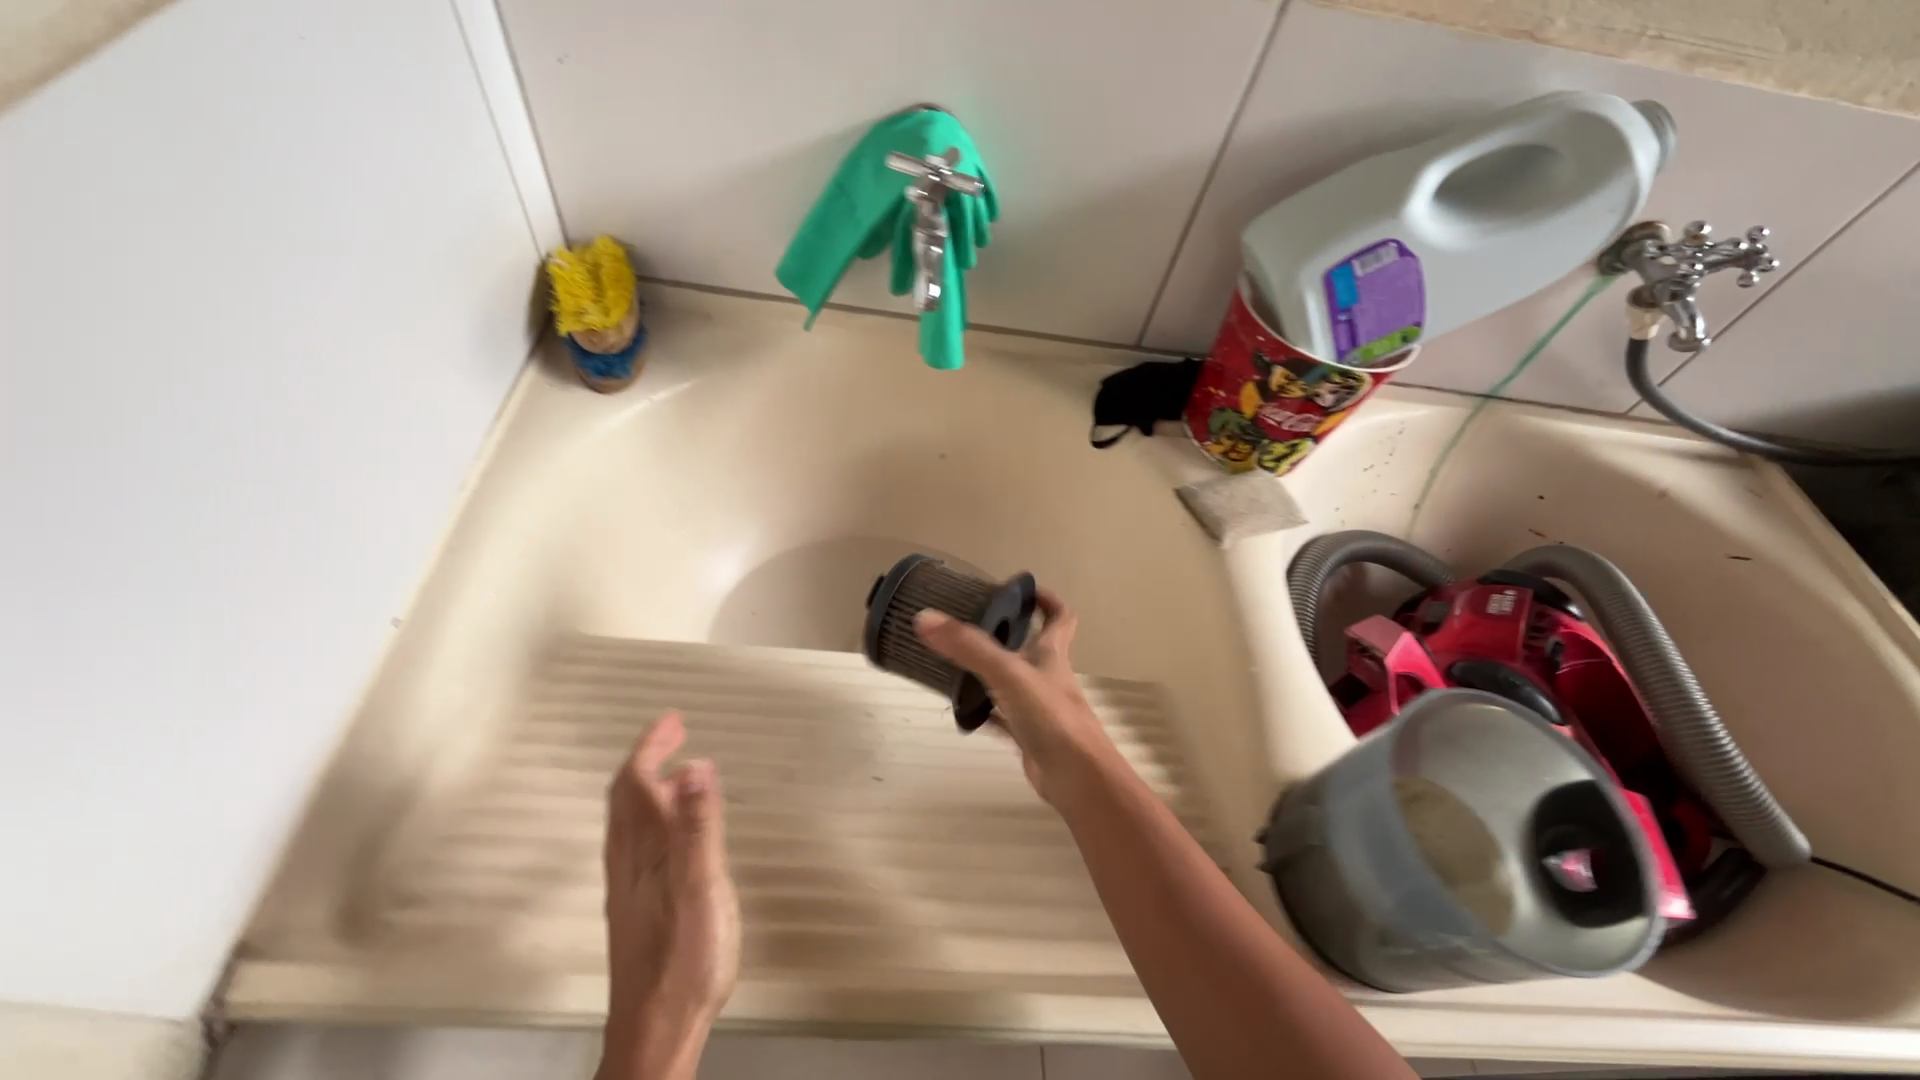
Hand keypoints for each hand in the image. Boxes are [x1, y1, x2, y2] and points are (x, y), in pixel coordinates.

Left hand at [599, 712, 739, 1079]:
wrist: (656, 1030)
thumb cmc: (685, 961)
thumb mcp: (702, 890)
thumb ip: (700, 828)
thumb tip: (696, 767)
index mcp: (642, 853)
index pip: (635, 785)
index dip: (651, 747)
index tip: (674, 720)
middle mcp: (628, 864)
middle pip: (625, 800)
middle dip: (646, 759)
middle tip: (674, 733)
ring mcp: (630, 888)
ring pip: (628, 824)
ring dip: (646, 787)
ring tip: (675, 772)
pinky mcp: (639, 907)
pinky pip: (638, 845)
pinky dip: (653, 817)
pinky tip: (672, 834)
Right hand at [914, 590, 1123, 805]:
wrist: (1077, 778)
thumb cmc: (1051, 716)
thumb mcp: (1008, 673)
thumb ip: (968, 647)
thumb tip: (925, 617)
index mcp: (1053, 654)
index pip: (1060, 616)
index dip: (1046, 600)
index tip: (1020, 589)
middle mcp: (1048, 676)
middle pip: (1032, 646)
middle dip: (1008, 632)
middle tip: (972, 623)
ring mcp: (1039, 708)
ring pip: (1012, 682)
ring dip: (989, 671)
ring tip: (955, 660)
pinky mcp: (1028, 735)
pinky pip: (1001, 717)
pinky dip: (983, 711)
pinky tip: (959, 708)